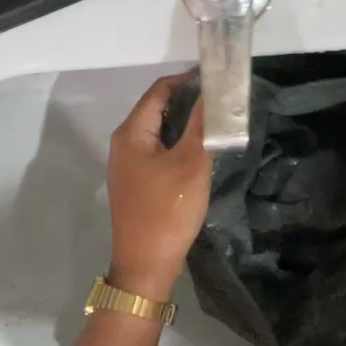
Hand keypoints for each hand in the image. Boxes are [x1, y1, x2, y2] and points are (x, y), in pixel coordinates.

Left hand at [105, 74, 210, 300]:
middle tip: (222, 105)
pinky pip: (157, 155)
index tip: (217, 80)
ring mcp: (127, 167)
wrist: (146, 264)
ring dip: (184, 127)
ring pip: (158, 135)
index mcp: (131, 133)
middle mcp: (123, 145)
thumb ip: (203, 126)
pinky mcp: (136, 186)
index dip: (187, 81)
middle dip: (188, 104)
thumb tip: (214, 94)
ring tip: (216, 127)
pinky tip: (199, 156)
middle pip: (156, 111)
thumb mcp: (191, 164)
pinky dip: (177, 148)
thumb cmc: (167, 210)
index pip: (159, 91)